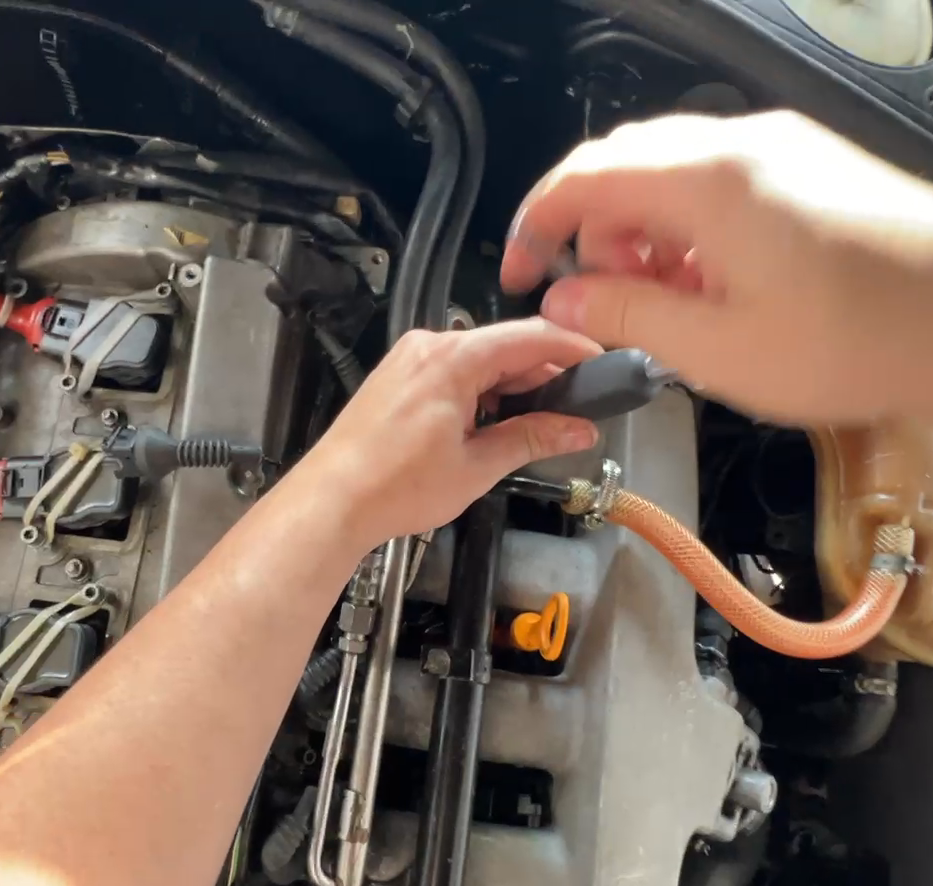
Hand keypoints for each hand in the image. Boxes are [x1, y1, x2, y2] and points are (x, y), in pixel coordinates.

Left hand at [287, 319, 602, 549]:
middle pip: (504, 345)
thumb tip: (577, 430)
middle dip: (542, 374)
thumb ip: (532, 439)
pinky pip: (450, 371)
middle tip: (573, 408)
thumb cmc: (393, 486)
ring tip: (533, 424)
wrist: (331, 501)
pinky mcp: (396, 378)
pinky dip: (478, 390)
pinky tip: (489, 422)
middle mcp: (427, 347)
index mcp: (452, 359)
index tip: (601, 365)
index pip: (531, 337)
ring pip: (477, 360)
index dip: (573, 349)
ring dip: (509, 385)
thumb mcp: (476, 466)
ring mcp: (407, 360)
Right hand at [501, 111, 932, 425]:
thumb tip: (563, 296)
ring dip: (641, 241)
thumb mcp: (712, 347)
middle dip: (592, 238)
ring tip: (662, 309)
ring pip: (670, 179)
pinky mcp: (811, 172)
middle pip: (623, 170)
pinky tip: (709, 289)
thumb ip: (624, 313)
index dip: (533, 225)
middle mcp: (741, 146)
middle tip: (601, 305)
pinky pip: (718, 189)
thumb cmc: (851, 342)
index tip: (517, 273)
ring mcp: (782, 151)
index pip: (583, 178)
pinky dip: (686, 236)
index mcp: (706, 180)